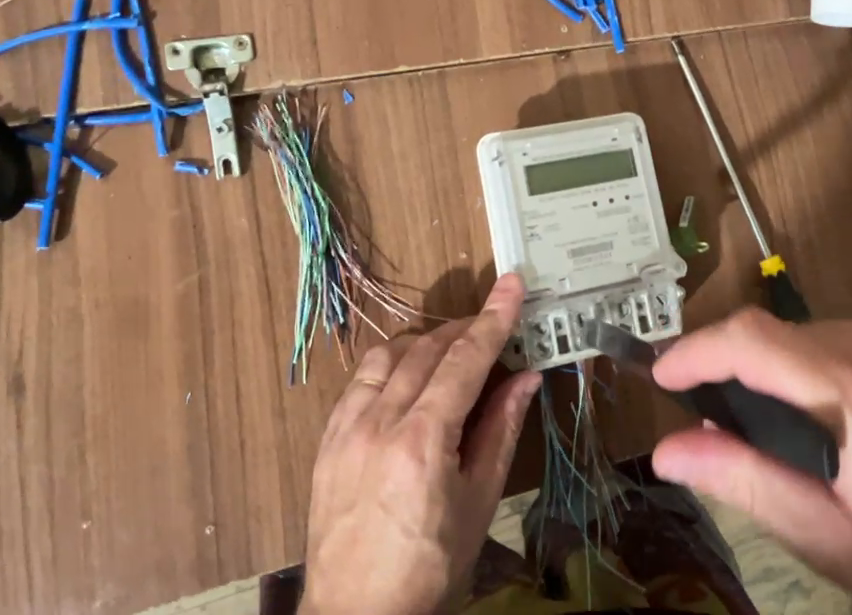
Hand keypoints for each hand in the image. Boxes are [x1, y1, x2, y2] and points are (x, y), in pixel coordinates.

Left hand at [301, 274, 541, 614]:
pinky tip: (406, 376)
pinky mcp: (326, 443)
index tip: (511, 283)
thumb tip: (525, 378)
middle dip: (464, 328)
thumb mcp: (478, 503)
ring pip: (387, 356)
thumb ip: (499, 431)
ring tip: (452, 349)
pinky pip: (358, 382)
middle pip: (426, 350)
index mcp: (422, 440)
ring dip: (424, 342)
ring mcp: (345, 430)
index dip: (493, 318)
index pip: (465, 359)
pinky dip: (389, 365)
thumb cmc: (430, 568)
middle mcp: (378, 423)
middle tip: (493, 325)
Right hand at [651, 310, 851, 613]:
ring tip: (772, 421)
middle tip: (713, 412)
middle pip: (784, 331)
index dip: (696, 349)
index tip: (660, 375)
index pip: (755, 339)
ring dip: (781, 363)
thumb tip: (670, 449)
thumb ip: (748, 483)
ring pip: (820, 331)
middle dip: (736, 362)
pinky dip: (824, 363)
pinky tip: (832, 415)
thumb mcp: (835, 541)